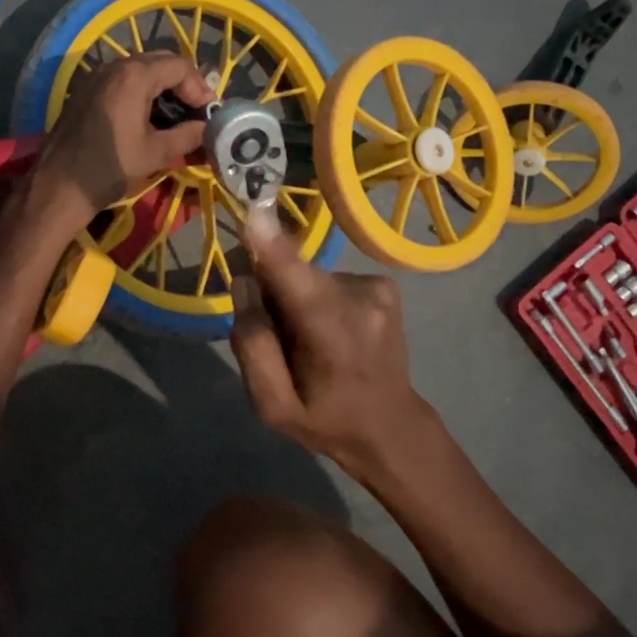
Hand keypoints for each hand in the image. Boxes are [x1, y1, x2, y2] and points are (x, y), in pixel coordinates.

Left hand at [34, 51, 215, 221]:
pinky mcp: (86, 91)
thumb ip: (187, 135)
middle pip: (160, 62)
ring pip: (140, 71)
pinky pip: (122, 82)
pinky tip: (149, 119)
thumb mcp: (156, 152)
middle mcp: (115, 66)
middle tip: (196, 111)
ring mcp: (97, 77)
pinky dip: (142, 93)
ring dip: (162, 88)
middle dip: (183, 84)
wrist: (59, 187)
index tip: (209, 113)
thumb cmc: (110, 168)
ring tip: (176, 117)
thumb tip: (207, 128)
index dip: (200, 88)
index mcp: (134, 76)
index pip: (180, 66)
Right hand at [229, 202, 439, 476]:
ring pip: (308, 277)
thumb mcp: (273, 406)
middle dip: (271, 292)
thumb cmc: (326, 420)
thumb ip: (252, 347)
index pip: (298, 283)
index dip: (273, 248)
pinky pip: (327, 279)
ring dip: (294, 298)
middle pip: (293, 275)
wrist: (392, 425)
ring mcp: (376, 289)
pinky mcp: (382, 283)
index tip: (253, 211)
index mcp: (333, 339)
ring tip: (306, 340)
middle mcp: (360, 302)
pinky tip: (327, 330)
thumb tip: (245, 282)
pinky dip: (315, 298)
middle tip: (275, 335)